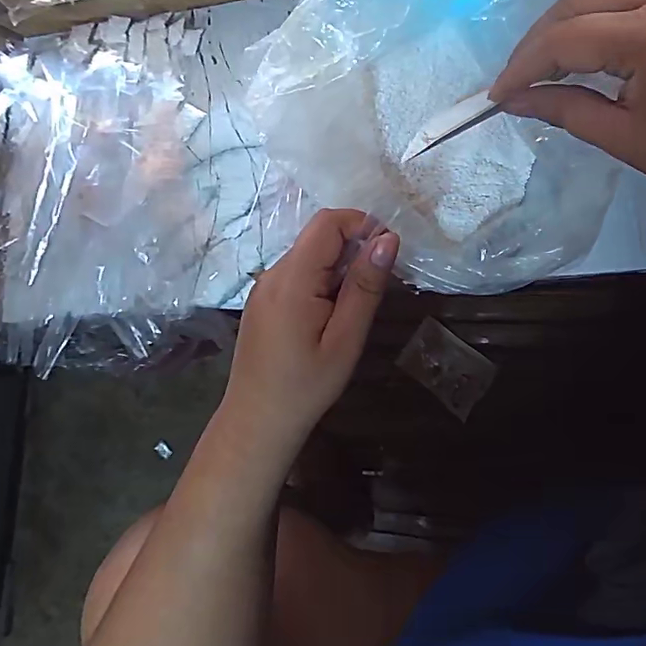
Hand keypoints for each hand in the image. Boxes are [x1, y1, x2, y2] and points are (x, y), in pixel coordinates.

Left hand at [223, 209, 398, 442]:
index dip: (362, 224)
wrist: (257, 423)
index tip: (388, 251)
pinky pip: (298, 272)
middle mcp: (273, 273)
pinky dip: (323, 279)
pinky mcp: (264, 299)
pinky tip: (332, 314)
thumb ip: (365, 285)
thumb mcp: (346, 338)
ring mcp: (264, 286)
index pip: (327, 223)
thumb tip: (388, 239)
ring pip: (310, 254)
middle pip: (318, 235)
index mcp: (291, 280)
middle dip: (354, 246)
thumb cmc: (306, 386)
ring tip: (354, 306)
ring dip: (340, 265)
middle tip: (377, 285)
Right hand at [490, 0, 645, 206]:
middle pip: (580, 1)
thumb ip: (567, 110)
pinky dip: (601, 8)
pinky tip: (589, 34)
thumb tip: (518, 100)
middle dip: (540, 37)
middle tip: (518, 76)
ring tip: (545, 55)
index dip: (524, 66)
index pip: (565, 39)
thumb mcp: (628, 139)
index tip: (498, 95)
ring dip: (569, 17)